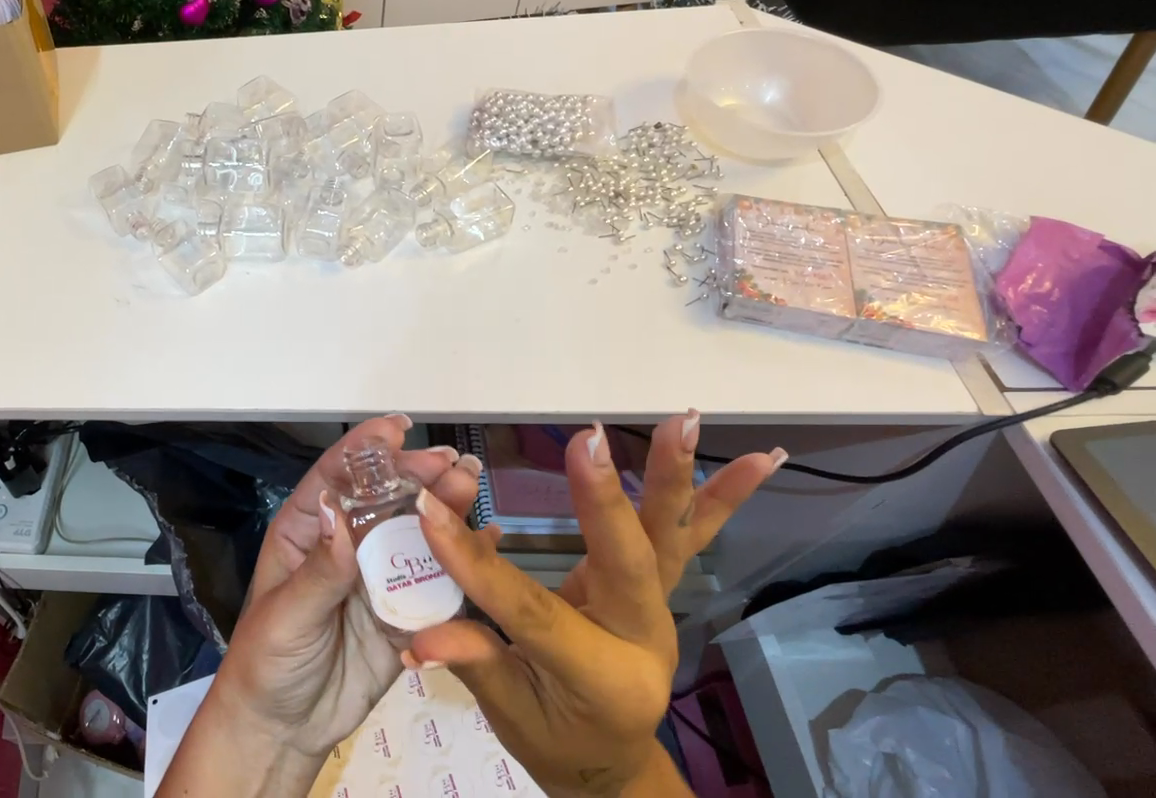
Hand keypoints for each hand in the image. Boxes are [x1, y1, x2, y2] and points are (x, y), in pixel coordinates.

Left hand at [159, 415, 480, 797]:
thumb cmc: (267, 661)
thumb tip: (338, 511)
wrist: (284, 728)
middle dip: (416, 476)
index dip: (365, 450)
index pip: (336, 479)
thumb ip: (318, 570)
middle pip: (384, 502)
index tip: (397, 428)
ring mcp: (377, 579)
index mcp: (307, 532)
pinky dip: (462, 564)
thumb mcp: (285, 615)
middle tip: (453, 463)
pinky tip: (487, 541)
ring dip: (443, 510)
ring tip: (471, 486)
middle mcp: (345, 546)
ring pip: (414, 536)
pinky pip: (436, 586)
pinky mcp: (404, 616)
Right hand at [407, 417, 783, 797]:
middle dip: (602, 496)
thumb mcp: (508, 714)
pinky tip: (762, 458)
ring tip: (687, 419)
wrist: (609, 759)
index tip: (428, 511)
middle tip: (587, 438)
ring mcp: (656, 608)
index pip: (530, 610)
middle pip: (627, 561)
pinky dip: (724, 496)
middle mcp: (642, 637)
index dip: (473, 564)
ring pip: (669, 536)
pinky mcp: (657, 587)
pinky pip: (690, 537)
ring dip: (677, 475)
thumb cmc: (554, 739)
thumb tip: (416, 637)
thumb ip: (474, 661)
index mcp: (601, 676)